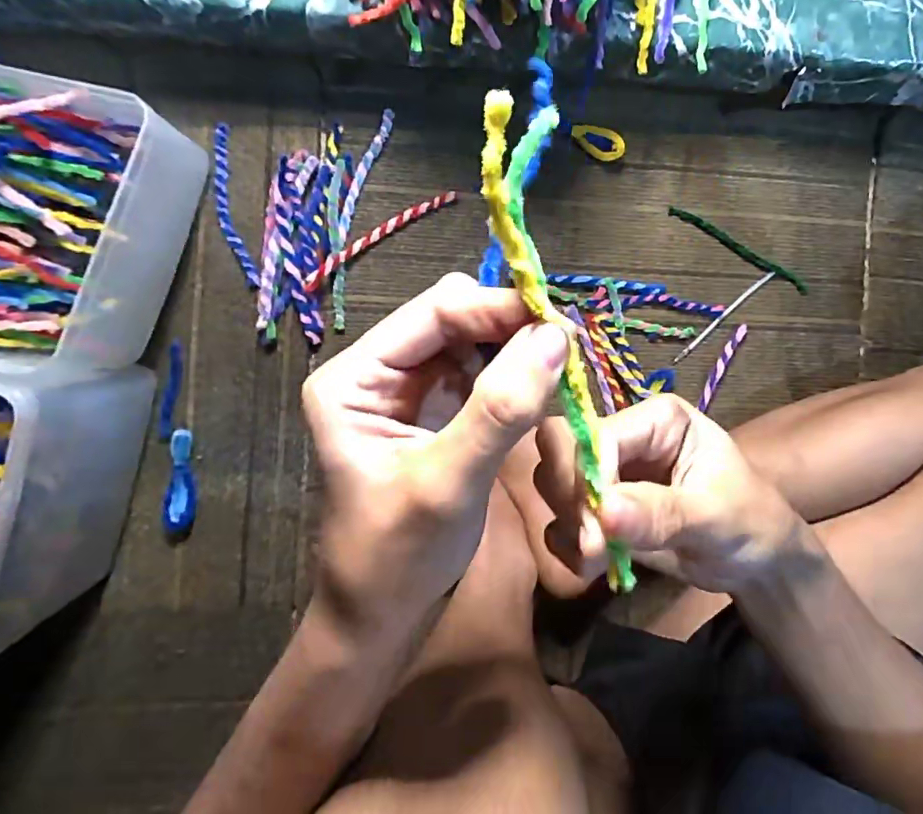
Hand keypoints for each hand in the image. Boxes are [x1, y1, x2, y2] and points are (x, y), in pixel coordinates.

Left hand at [301, 273, 570, 633]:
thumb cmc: (397, 558)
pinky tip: (545, 382)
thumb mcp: (448, 484)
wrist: (382, 615)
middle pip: (457, 315)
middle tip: (567, 343)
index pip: (435, 313)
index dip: (498, 308)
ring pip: (477, 337)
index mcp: (355, 377)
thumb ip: (499, 410)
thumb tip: (555, 336)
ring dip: (520, 345)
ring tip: (563, 361)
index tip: (561, 320)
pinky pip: (487, 368)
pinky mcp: (442, 407)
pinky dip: (519, 370)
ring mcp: (413, 386)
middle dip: (511, 324)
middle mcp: (381, 369)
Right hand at [534, 394, 809, 594]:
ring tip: (600, 560)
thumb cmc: (748, 521)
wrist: (755, 561)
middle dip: (569, 498)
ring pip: (554, 483)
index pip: (599, 434)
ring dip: (569, 525)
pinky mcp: (599, 507)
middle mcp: (626, 437)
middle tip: (593, 546)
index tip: (597, 530)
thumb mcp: (715, 515)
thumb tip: (603, 511)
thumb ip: (661, 512)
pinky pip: (561, 520)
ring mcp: (609, 472)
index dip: (588, 477)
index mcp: (657, 419)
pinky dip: (569, 547)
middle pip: (562, 447)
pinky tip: (597, 569)